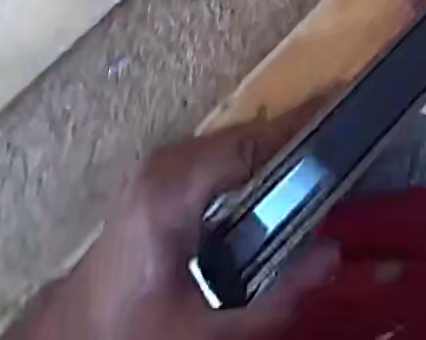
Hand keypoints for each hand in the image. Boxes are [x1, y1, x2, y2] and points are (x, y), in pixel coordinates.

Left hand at [10, 108, 337, 339]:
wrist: (77, 331)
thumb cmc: (133, 329)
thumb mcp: (203, 328)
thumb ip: (272, 297)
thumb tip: (332, 253)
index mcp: (173, 188)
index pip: (249, 145)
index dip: (298, 127)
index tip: (342, 108)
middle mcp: (170, 160)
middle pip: (250, 135)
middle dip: (298, 133)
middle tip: (348, 135)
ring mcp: (167, 160)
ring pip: (240, 140)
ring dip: (281, 144)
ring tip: (328, 149)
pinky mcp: (169, 170)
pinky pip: (227, 153)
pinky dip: (261, 157)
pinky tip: (285, 173)